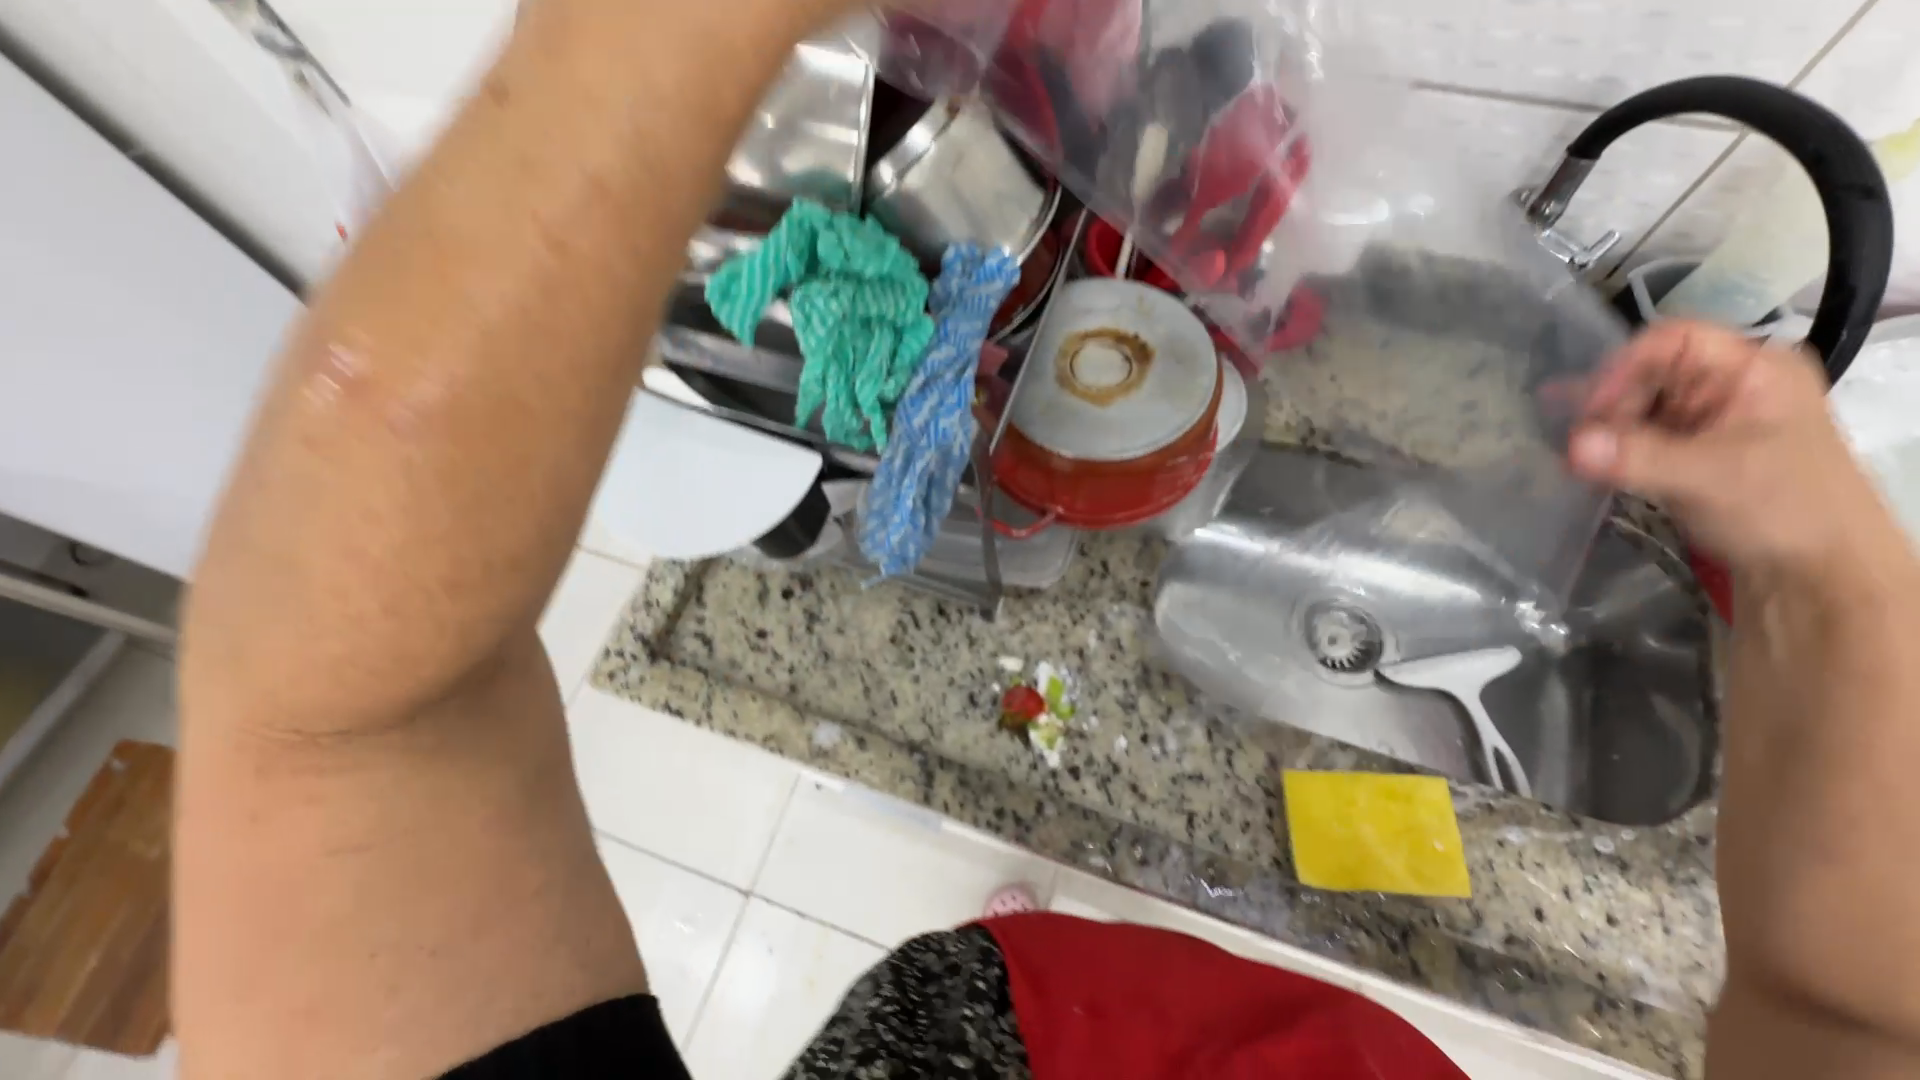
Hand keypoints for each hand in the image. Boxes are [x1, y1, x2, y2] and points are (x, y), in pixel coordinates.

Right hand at [1567, 320, 1891, 575]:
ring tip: (1576, 458)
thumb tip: (1571, 445)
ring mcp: (1706, 420)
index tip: (1591, 411)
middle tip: (1581, 444)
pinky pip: (1635, 437)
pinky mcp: (1686, 452)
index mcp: (1752, 370)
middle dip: (1607, 407)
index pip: (1671, 341)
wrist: (1816, 572)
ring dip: (1602, 431)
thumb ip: (1638, 458)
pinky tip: (1585, 468)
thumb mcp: (1711, 477)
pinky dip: (1609, 451)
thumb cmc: (1784, 509)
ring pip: (1635, 407)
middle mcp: (1727, 385)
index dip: (1624, 368)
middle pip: (1646, 374)